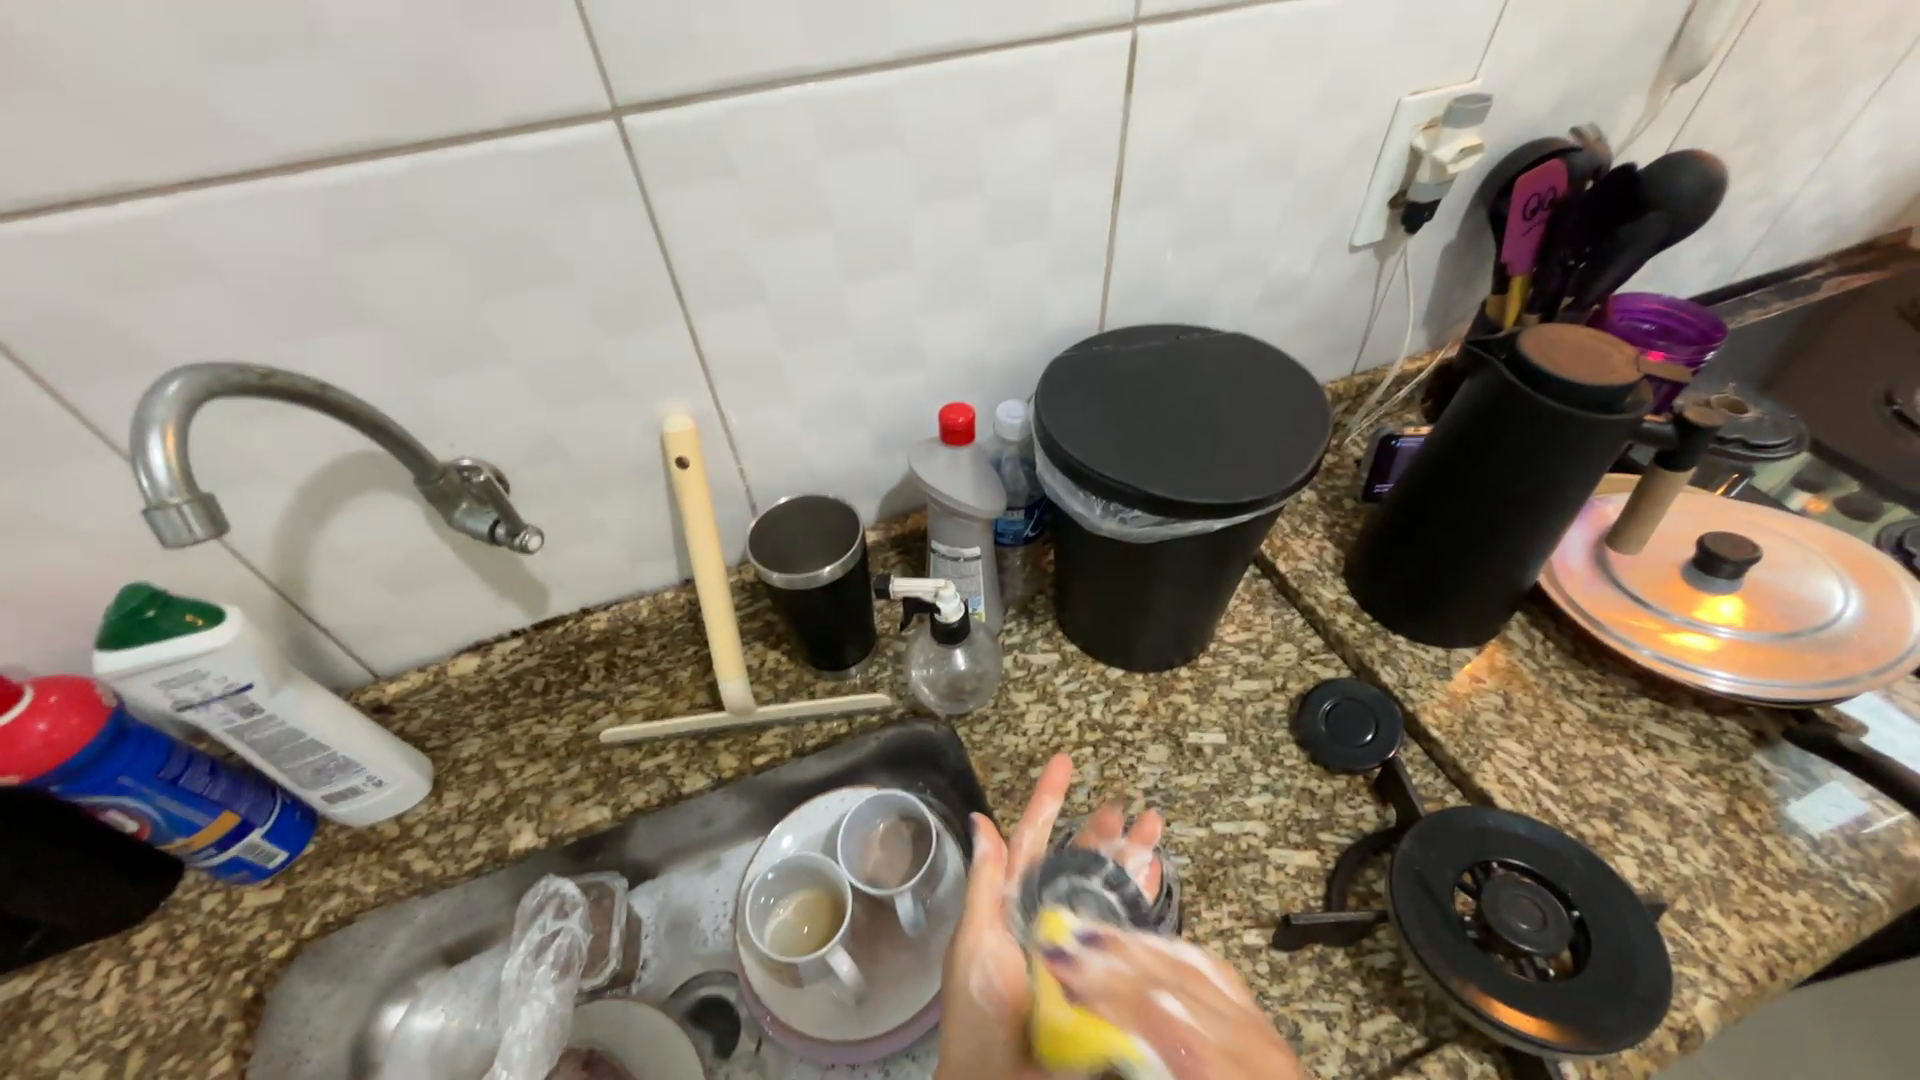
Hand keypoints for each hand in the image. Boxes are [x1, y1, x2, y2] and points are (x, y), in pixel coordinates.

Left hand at [933, 754, 1169, 1079]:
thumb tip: (980, 821)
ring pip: (1107, 887)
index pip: (1030, 840)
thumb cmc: (980, 1016)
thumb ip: (984, 884)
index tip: (1065, 764)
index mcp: (1012, 903)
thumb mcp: (975, 944)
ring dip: (1131, 857)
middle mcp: (1048, 915)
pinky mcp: (1104, 974)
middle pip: (1079, 860)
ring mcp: (1078, 944)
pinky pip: (1129, 929)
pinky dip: (1145, 899)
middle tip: (1127, 806)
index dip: (1047, 801)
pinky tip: (1158, 876)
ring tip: (1154, 827)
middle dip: (1102, 830)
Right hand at [1038, 925, 1303, 1079]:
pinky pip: (1217, 972)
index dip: (1103, 985)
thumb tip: (1091, 1048)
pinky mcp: (1263, 1022)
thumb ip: (1136, 1070)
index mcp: (1221, 1073)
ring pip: (1193, 967)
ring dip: (1138, 946)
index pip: (1157, 1013)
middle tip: (1062, 940)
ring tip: (1093, 932)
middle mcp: (1247, 1042)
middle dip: (1111, 957)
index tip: (1059, 965)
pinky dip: (1176, 951)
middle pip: (1171, 980)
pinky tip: (1149, 943)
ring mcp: (1260, 1027)